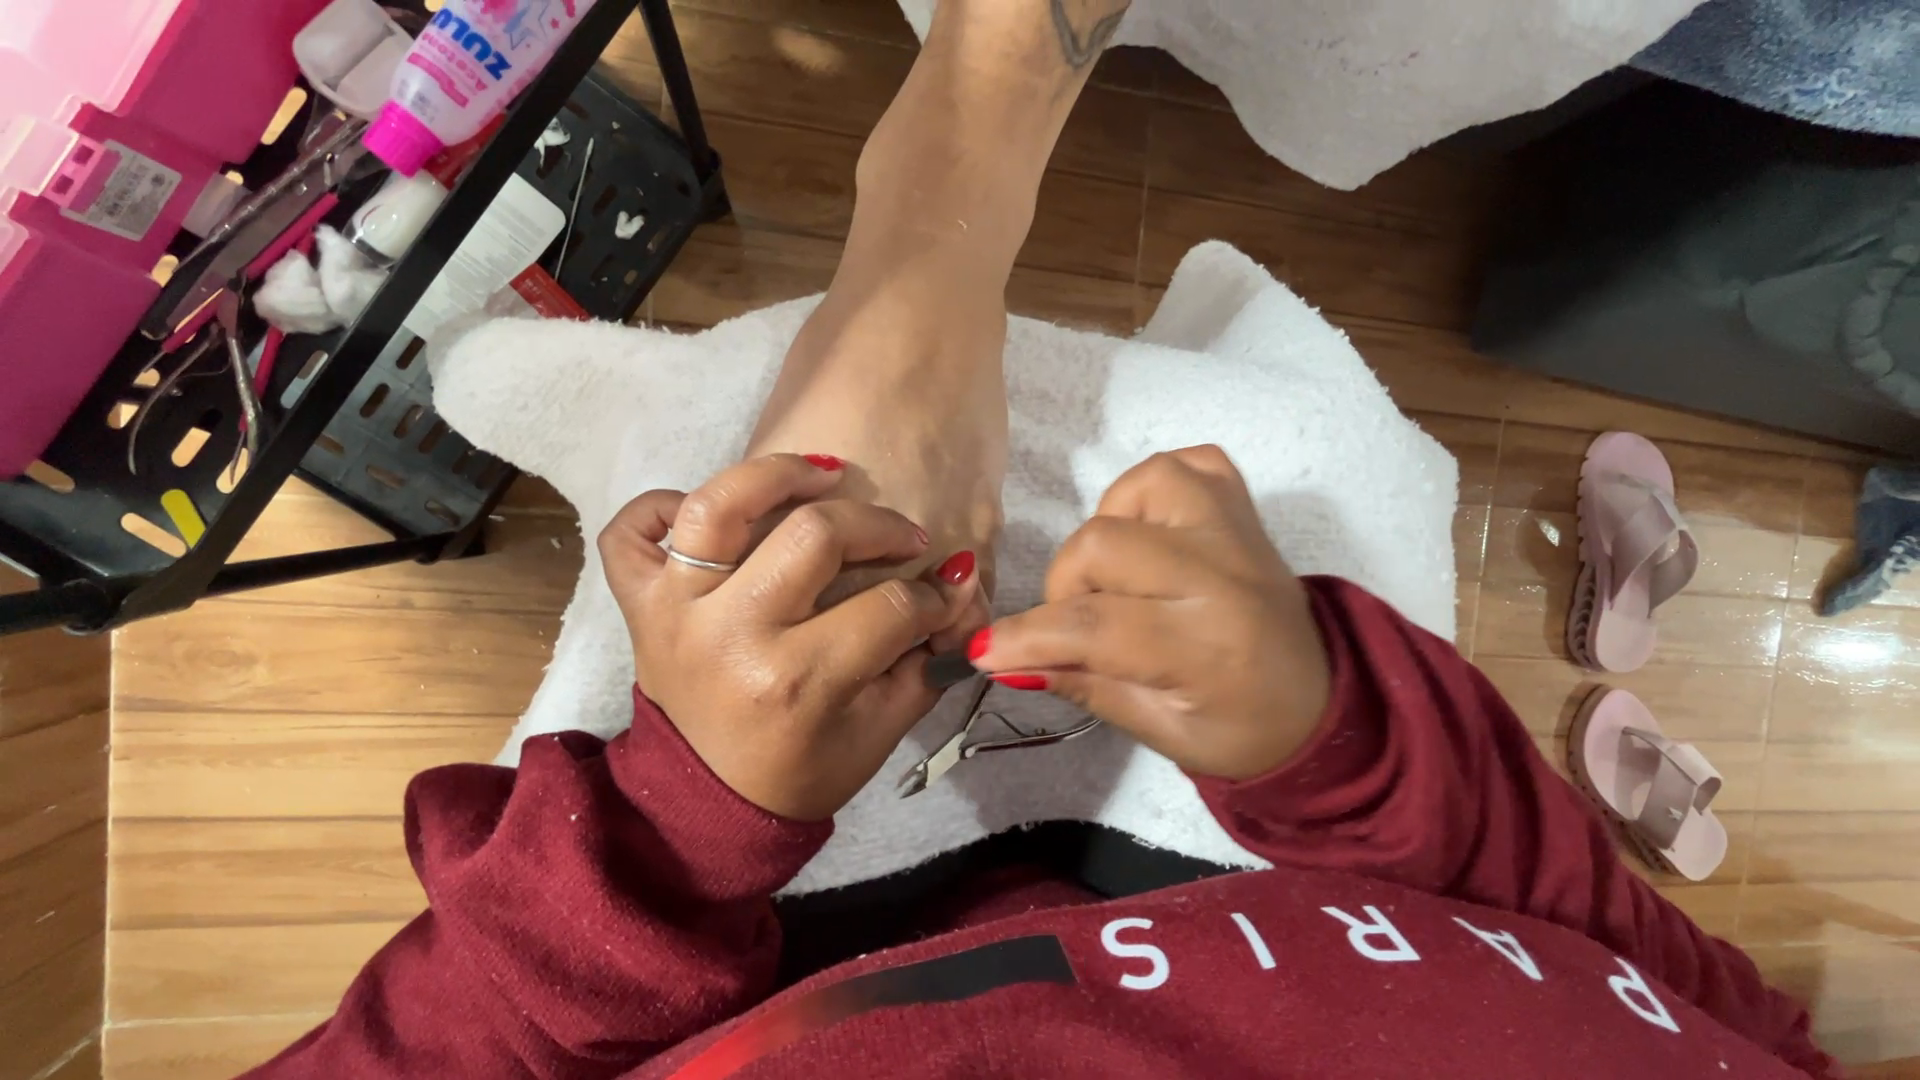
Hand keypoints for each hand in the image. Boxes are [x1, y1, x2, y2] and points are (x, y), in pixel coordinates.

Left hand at [599, 453, 981, 819]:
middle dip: (880, 527)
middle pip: (815, 535)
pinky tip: (717, 520)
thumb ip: (930, 656)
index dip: (933, 595)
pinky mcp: (639, 606)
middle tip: (903, 539)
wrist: (708, 807)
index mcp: (798, 681)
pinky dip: (664, 507)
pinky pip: (631, 531)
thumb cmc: (805, 770)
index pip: (890, 606)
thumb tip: (962, 586)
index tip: (942, 593)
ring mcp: (675, 613)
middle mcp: (731, 636)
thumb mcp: (883, 727)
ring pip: (717, 505)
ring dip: (779, 475)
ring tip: (824, 477)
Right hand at [969, 446, 1332, 780]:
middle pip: (1102, 545)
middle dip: (1065, 586)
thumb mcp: (1159, 730)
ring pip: (1138, 486)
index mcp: (1208, 648)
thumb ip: (1082, 683)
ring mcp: (1238, 529)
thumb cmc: (1238, 730)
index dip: (1027, 636)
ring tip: (1117, 576)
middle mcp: (1224, 576)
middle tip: (1077, 621)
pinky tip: (1147, 532)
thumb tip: (1005, 660)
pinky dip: (1147, 491)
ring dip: (1106, 532)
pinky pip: (1184, 464)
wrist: (1320, 704)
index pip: (1095, 626)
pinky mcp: (1244, 505)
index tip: (984, 652)